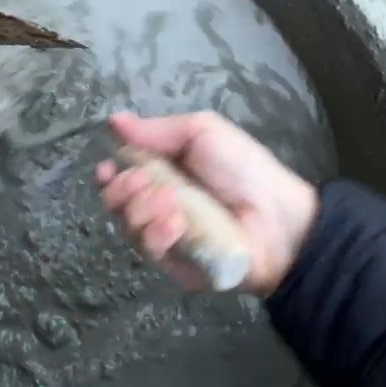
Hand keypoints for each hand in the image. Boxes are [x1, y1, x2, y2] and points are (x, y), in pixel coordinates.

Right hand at [96, 111, 320, 295]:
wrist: (279, 217)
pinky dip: (157, 233)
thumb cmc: (242, 168)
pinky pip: (151, 251)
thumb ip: (156, 130)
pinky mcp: (176, 265)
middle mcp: (158, 205)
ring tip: (170, 201)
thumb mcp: (201, 132)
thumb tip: (113, 121)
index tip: (106, 168)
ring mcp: (166, 237)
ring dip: (142, 209)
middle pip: (116, 202)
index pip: (120, 175)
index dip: (108, 173)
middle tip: (142, 181)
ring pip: (128, 225)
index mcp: (162, 173)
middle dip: (121, 189)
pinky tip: (176, 222)